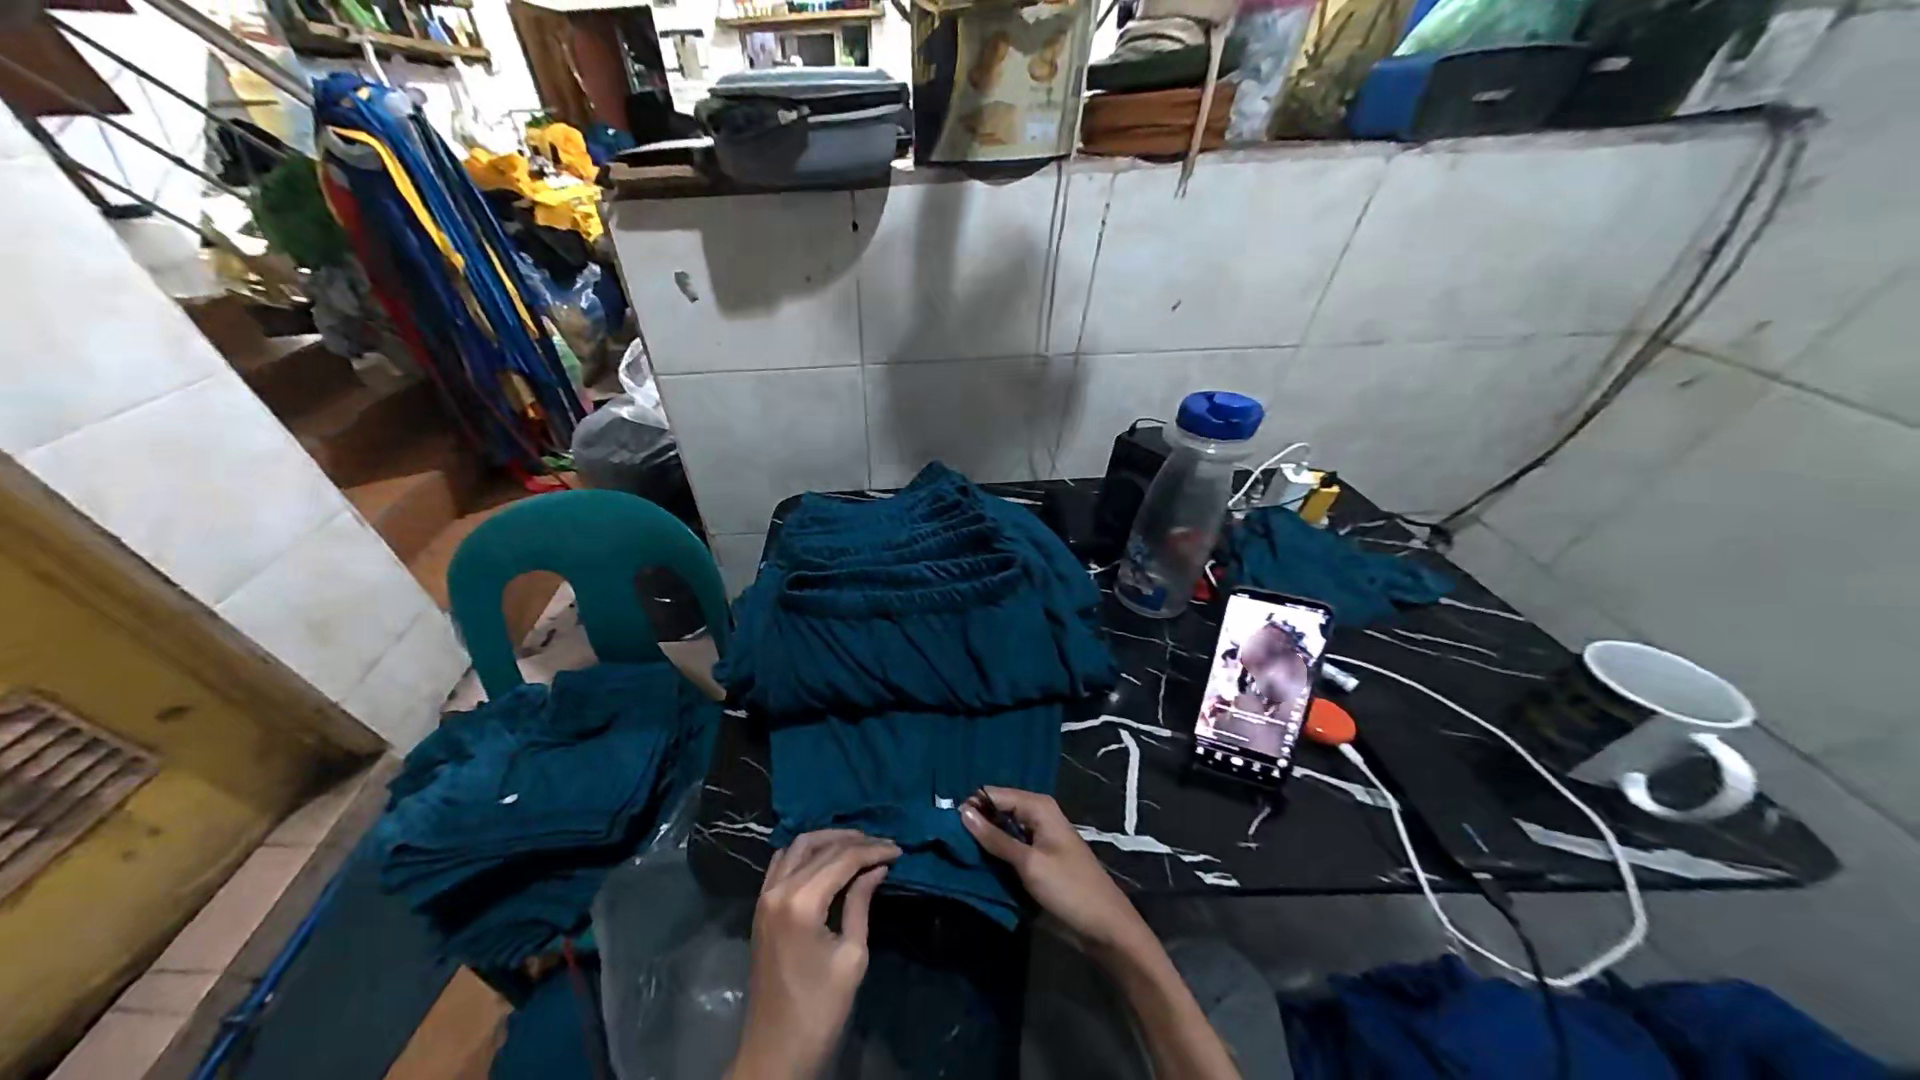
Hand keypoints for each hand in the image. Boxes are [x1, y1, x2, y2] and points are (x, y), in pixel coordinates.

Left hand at [727, 830, 899, 1079]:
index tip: (899, 849)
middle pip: (819, 847)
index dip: (873, 850)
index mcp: (800, 903)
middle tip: (883, 845)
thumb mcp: (852, 956)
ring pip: (797, 846)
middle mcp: (777, 890)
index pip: (842, 859)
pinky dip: (806, 852)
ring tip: (859, 846)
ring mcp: (764, 897)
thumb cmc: (820, 1010)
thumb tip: (876, 868)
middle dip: (855, 841)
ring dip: (828, 840)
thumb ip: (861, 903)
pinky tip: (827, 858)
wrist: (775, 1052)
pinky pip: (782, 862)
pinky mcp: (761, 907)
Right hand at [961, 787, 1150, 955]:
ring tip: (950, 850)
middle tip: (943, 838)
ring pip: (999, 831)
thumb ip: (995, 838)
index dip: (970, 805)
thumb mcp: (1029, 863)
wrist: (1104, 927)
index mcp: (1038, 806)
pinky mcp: (1034, 860)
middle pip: (995, 810)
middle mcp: (1036, 816)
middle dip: (973, 822)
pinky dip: (992, 854)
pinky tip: (971, 862)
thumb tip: (962, 812)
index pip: (993, 794)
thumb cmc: (1069, 889)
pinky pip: (1006, 849)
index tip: (942, 823)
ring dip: (980, 841)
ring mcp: (1035, 839)